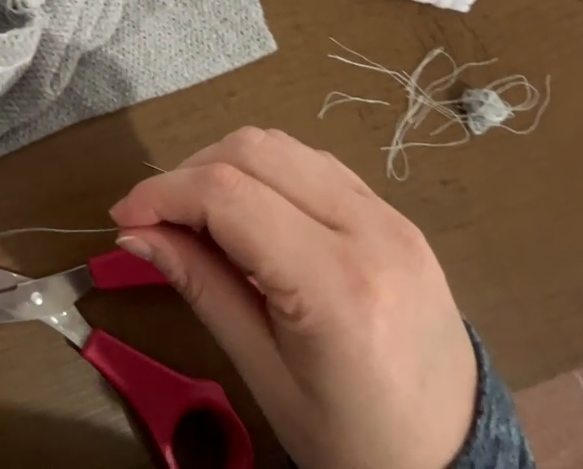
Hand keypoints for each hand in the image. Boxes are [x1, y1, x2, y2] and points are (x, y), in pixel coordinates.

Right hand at [110, 127, 475, 468]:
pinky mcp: (395, 215)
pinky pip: (311, 163)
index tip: (124, 217)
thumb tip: (134, 232)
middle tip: (157, 218)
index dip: (162, 193)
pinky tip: (247, 213)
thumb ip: (200, 286)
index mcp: (339, 287)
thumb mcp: (262, 372)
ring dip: (223, 165)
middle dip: (188, 172)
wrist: (458, 461)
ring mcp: (391, 216)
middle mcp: (372, 232)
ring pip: (280, 145)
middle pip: (253, 150)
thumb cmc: (353, 439)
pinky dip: (263, 171)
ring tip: (197, 215)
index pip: (229, 195)